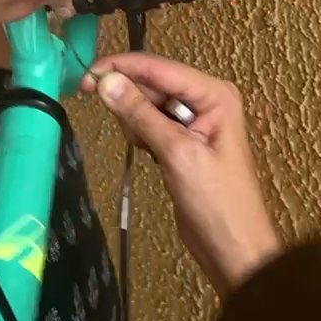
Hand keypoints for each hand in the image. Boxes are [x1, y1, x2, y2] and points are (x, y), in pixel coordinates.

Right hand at [82, 52, 280, 294]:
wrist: (234, 253)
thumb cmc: (216, 203)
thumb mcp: (176, 153)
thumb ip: (139, 114)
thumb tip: (104, 80)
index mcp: (212, 93)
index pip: (157, 67)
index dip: (119, 67)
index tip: (86, 76)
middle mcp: (203, 97)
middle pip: (150, 81)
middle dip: (127, 97)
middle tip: (112, 117)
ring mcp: (193, 117)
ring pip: (146, 99)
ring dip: (134, 119)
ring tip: (144, 147)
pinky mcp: (181, 136)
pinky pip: (149, 118)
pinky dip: (139, 131)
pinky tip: (147, 151)